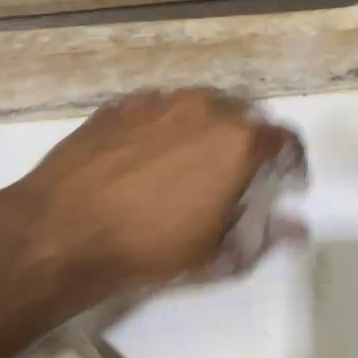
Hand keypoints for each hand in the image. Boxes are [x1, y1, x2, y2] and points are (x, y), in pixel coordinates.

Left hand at [4, 89, 306, 290]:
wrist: (63, 230)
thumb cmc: (151, 248)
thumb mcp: (216, 256)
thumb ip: (264, 237)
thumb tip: (294, 227)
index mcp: (238, 141)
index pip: (285, 142)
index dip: (291, 165)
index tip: (285, 187)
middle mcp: (204, 107)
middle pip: (244, 118)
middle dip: (250, 146)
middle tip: (238, 180)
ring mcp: (159, 101)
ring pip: (200, 109)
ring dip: (208, 134)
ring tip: (192, 168)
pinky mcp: (121, 105)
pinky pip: (159, 111)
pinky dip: (167, 131)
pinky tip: (150, 160)